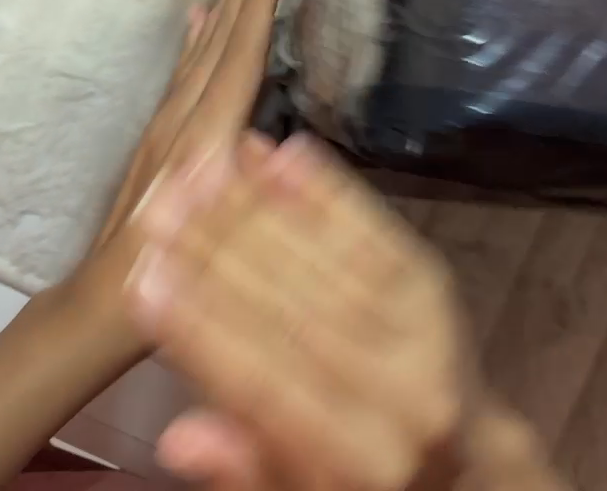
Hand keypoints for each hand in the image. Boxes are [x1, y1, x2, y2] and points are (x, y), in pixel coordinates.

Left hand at [74, 0, 282, 307]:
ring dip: (220, 6)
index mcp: (202, 136)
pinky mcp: (157, 137)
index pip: (238, 54)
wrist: (105, 300)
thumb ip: (234, 180)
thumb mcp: (216, 235)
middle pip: (219, 42)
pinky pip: (180, 75)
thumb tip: (264, 131)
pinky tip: (196, 21)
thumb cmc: (173, 284)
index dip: (256, 0)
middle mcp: (181, 119)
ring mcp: (165, 126)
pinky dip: (193, 42)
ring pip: (199, 53)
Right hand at [127, 133, 477, 490]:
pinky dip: (321, 185)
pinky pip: (368, 225)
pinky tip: (277, 148)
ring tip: (197, 172)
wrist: (464, 452)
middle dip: (214, 252)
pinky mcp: (429, 278)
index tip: (142, 278)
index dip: (197, 327)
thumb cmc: (359, 473)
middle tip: (157, 207)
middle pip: (291, 308)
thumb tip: (177, 441)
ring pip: (322, 257)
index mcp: (362, 457)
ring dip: (254, 206)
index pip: (262, 381)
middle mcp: (403, 389)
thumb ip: (244, 471)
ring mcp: (423, 326)